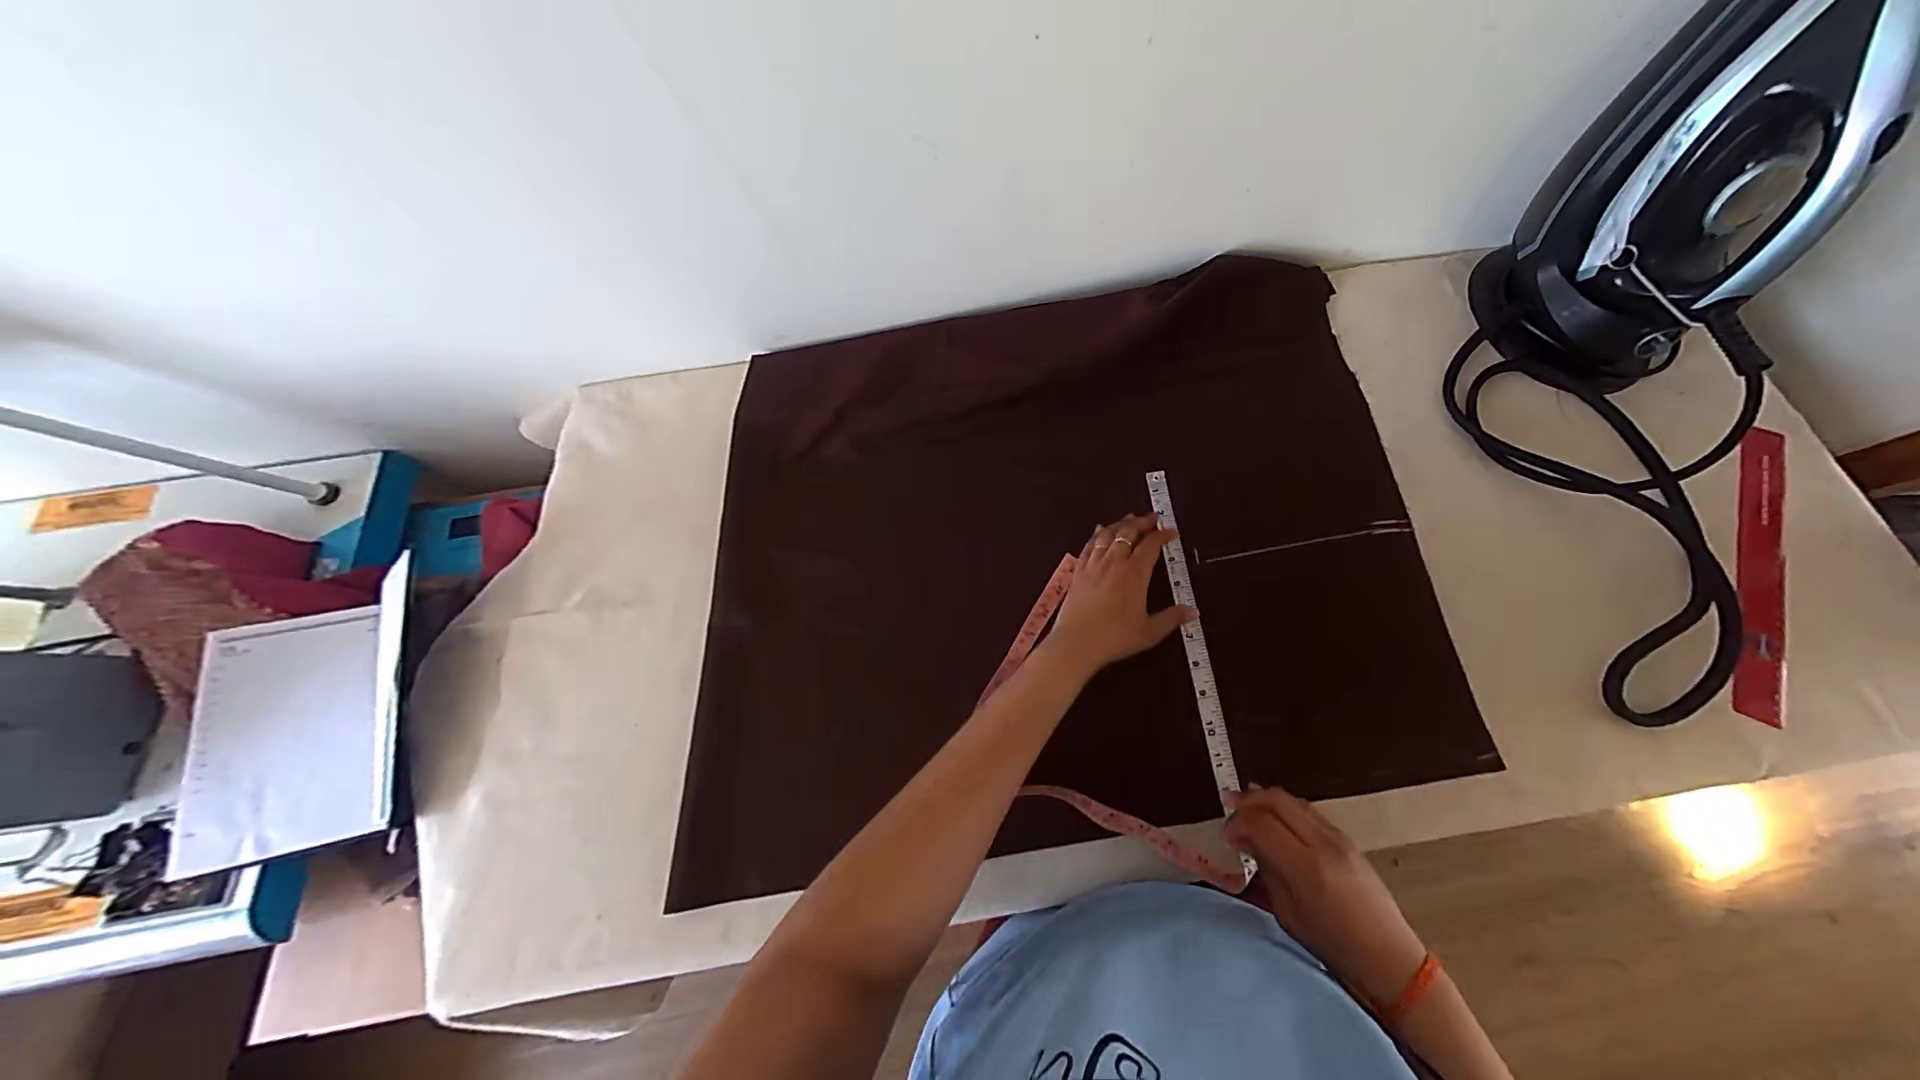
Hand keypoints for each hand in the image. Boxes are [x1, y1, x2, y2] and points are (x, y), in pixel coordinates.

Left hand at [1039, 514, 1193, 676]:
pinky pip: (1088, 545)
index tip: (1170, 533)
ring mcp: (1093, 565)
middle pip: (1128, 532)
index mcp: (1134, 574)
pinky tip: (1099, 531)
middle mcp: (1113, 563)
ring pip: (1107, 534)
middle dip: (1142, 522)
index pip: (1151, 545)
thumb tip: (1191, 612)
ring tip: (1129, 519)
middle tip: (1151, 518)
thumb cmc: (1112, 638)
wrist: (1076, 643)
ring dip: (1120, 523)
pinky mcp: (1078, 572)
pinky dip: (1096, 534)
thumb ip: (1172, 618)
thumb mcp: (1149, 632)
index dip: (1163, 535)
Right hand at [1225, 784, 1427, 1009]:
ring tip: (1246, 805)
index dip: (1237, 823)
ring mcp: (1340, 839)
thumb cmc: (1334, 945)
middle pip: (1277, 800)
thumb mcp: (1287, 913)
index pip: (1261, 823)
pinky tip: (1274, 816)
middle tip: (1229, 805)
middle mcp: (1325, 845)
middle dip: (1248, 800)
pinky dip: (1285, 808)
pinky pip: (1308, 811)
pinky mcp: (1347, 841)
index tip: (1226, 835)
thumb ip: (1267, 871)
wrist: (1389, 957)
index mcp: (1307, 868)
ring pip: (1294, 800)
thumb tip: (1248, 843)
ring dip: (1266, 799)